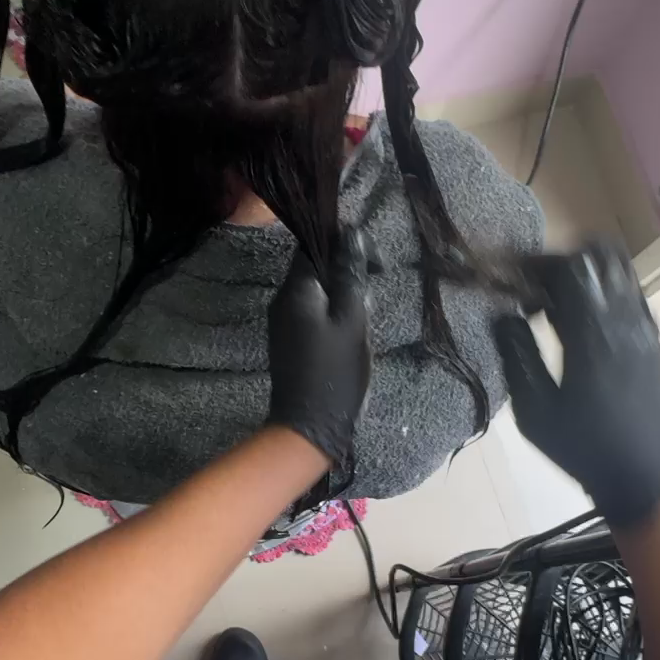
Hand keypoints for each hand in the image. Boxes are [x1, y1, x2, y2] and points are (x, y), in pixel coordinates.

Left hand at [267, 230, 371, 469]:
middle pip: (316, 268)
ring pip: (317, 293)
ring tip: (360, 327)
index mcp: (295, 291)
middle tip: (369, 304)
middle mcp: (283, 302)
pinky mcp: (290, 342)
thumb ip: (350, 275)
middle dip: (348, 277)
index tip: (376, 265)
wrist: (309, 426)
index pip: (315, 244)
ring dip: (344, 300)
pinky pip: (313, 315)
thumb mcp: (352, 319)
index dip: (346, 244)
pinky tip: (348, 340)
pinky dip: (334, 318)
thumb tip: (351, 233)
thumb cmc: (335, 373)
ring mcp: (283, 323)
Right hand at [492, 242, 659, 526]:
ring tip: (547, 306)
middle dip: (558, 263)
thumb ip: (517, 355)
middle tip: (528, 289)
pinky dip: (596, 293)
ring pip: (616, 270)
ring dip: (579, 276)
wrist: (644, 470)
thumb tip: (502, 317)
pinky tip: (574, 323)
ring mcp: (643, 324)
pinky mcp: (650, 337)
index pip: (568, 268)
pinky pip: (625, 292)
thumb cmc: (583, 445)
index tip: (507, 281)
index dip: (534, 265)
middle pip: (597, 256)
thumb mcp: (535, 409)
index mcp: (594, 332)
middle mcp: (625, 317)